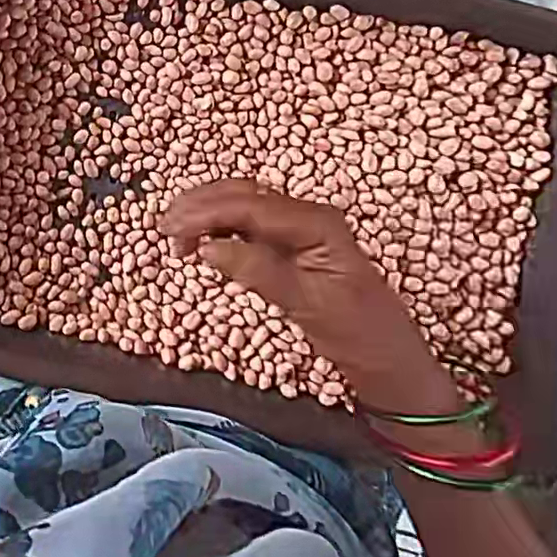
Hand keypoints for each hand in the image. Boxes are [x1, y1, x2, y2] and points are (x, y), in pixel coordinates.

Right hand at [159, 180, 444, 407]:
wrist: (391, 362)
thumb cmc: (360, 335)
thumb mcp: (309, 306)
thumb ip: (258, 271)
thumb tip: (207, 247)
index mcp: (317, 223)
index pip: (249, 206)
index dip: (205, 213)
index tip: (171, 230)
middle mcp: (306, 216)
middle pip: (241, 194)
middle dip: (198, 205)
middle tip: (164, 227)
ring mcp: (297, 228)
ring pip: (240, 204)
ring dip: (204, 213)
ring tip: (174, 235)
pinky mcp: (287, 245)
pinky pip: (244, 225)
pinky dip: (216, 228)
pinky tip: (199, 242)